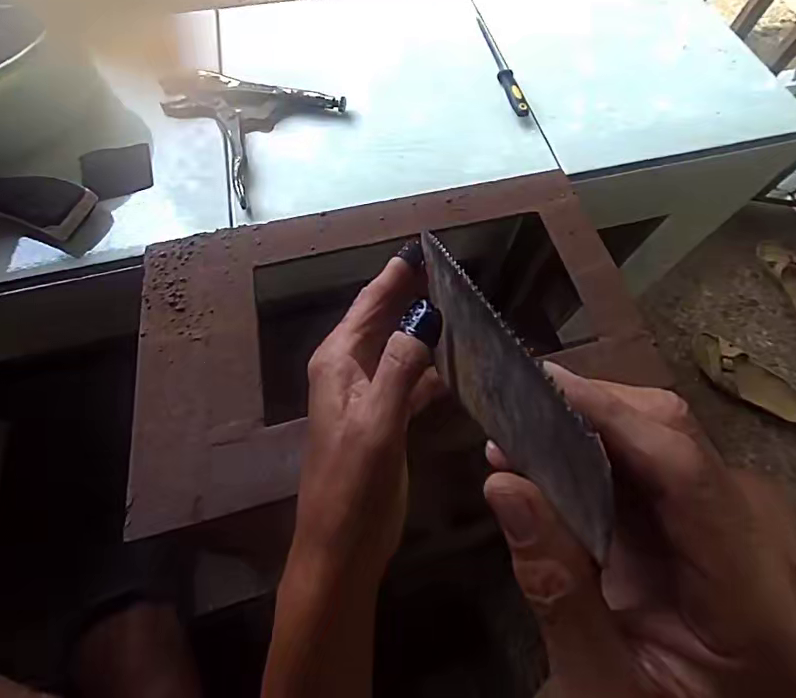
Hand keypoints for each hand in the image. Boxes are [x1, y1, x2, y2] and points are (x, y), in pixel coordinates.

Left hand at [263, 253, 439, 697]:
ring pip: (398, 346)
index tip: (420, 247)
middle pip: (382, 318)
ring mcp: (366, 393)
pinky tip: (456, 361)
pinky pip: (409, 377)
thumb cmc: (352, 485)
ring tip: (457, 304)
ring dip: (421, 326)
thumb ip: (400, 367)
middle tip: (445, 268)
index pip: (368, 304)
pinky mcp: (384, 417)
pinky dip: (430, 366)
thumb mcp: (378, 423)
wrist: (340, 549)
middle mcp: (348, 369)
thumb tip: (424, 313)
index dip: (394, 275)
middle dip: (409, 293)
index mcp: (338, 361)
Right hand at [483, 366, 795, 697]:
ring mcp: (745, 528)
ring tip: (523, 430)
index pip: (688, 474)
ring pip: (664, 434)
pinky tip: (552, 448)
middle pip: (678, 439)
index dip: (613, 415)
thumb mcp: (600, 687)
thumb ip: (555, 588)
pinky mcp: (714, 517)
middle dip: (593, 411)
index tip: (542, 383)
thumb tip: (503, 483)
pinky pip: (653, 454)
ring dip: (590, 421)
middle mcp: (767, 550)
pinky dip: (598, 443)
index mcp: (756, 607)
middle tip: (517, 408)